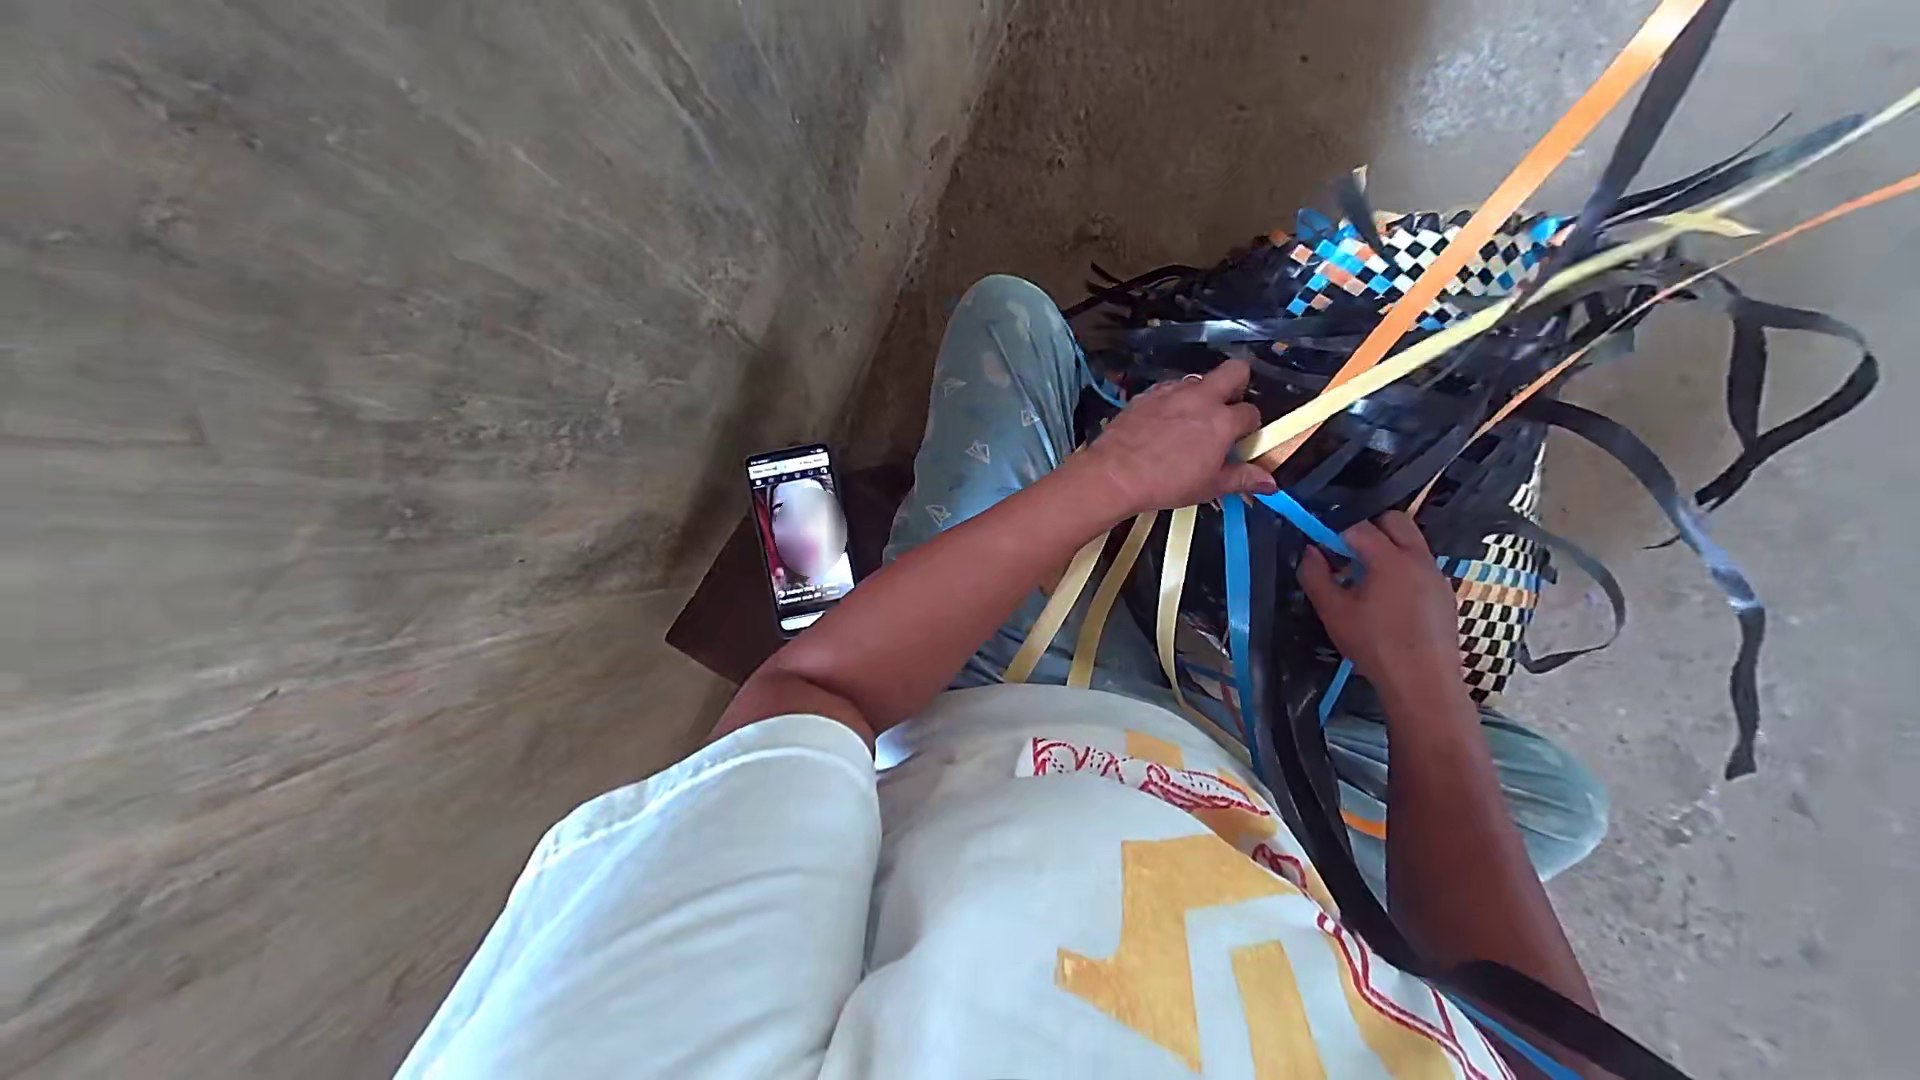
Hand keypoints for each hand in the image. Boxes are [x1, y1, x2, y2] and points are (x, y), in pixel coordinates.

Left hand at [1074, 359, 1278, 513]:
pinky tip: (1164, 423)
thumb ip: (1241, 479)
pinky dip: (1173, 401)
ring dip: (1203, 395)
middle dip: (1239, 385)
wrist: (1114, 474)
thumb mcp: (1209, 486)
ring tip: (1191, 422)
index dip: (1249, 427)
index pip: (1252, 413)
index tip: (1239, 441)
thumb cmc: (1165, 483)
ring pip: (1199, 379)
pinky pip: (1168, 389)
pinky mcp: (1147, 394)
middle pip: (1235, 370)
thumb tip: (1269, 482)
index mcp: (1222, 420)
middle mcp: (1201, 397)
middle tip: (1226, 411)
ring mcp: (1172, 392)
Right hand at [1297, 511, 1466, 712]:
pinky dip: (1399, 565)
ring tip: (1362, 574)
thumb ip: (1315, 575)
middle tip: (1343, 549)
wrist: (1423, 681)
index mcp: (1390, 559)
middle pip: (1394, 520)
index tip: (1319, 542)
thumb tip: (1310, 551)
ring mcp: (1436, 574)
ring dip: (1384, 545)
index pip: (1359, 526)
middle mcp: (1419, 558)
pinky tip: (1384, 596)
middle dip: (1366, 526)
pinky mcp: (1444, 592)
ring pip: (1410, 541)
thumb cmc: (1374, 644)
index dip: (1334, 529)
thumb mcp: (1332, 610)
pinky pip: (1419, 563)